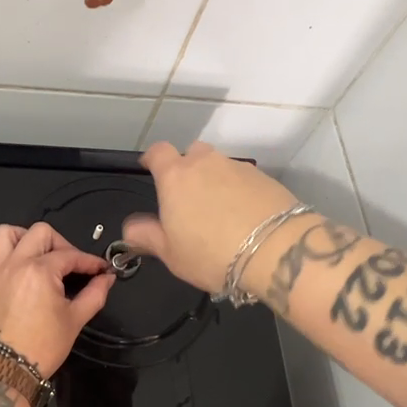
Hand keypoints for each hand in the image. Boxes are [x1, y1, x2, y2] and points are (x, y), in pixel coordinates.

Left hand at [0, 222, 113, 379]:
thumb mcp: (76, 319)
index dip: (89, 262)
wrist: (7, 370)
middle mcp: (15, 263)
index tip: (100, 270)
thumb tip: (107, 278)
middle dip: (61, 244)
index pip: (70, 255)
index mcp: (41, 271)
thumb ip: (94, 294)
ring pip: (3, 234)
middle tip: (69, 264)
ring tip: (33, 254)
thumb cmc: (44, 346)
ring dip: (21, 238)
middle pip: (40, 233)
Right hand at [121, 141, 301, 293]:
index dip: (152, 158)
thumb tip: (130, 228)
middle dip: (187, 169)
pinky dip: (239, 191)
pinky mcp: (265, 178)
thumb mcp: (171, 254)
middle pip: (192, 154)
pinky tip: (245, 216)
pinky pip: (244, 179)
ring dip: (216, 181)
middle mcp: (206, 163)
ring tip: (220, 212)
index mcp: (175, 177)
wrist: (276, 250)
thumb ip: (147, 236)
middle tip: (188, 197)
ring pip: (220, 166)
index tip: (150, 168)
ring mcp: (238, 167)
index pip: (158, 152)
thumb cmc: (212, 253)